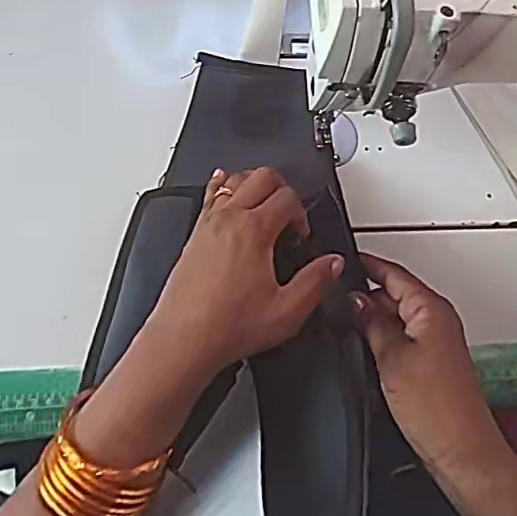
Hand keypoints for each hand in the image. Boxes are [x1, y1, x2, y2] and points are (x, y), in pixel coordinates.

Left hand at [141, 167, 344, 382]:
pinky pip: (210, 193)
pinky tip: (224, 182)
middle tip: (289, 210)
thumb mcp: (287, 312)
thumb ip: (315, 283)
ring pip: (236, 179)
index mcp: (254, 230)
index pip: (288, 198)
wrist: (184, 339)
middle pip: (263, 176)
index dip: (302, 212)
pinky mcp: (195, 233)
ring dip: (255, 182)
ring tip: (265, 199)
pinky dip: (222, 183)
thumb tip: (332, 264)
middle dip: (283, 188)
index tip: (301, 233)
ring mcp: (209, 223)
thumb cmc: (226, 326)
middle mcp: (230, 218)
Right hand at [352, 253, 507, 471]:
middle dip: (367, 293)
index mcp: (431, 309)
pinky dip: (384, 339)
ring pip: (397, 316)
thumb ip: (370, 322)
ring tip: (349, 323)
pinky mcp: (432, 363)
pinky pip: (402, 338)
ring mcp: (436, 342)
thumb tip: (354, 300)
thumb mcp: (391, 357)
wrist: (463, 456)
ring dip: (375, 319)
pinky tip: (368, 351)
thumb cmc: (439, 412)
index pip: (393, 272)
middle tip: (337, 296)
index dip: (367, 264)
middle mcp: (437, 320)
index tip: (346, 259)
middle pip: (395, 292)